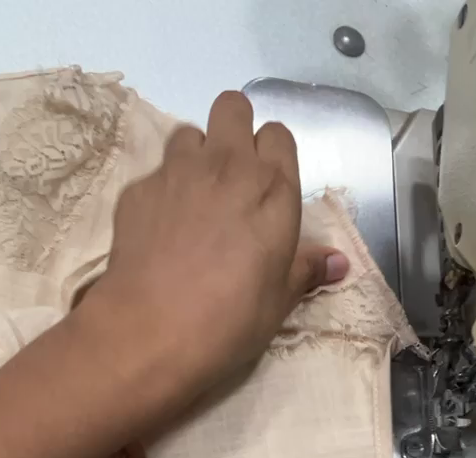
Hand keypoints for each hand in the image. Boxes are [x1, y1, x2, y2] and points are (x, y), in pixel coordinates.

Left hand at [76, 90, 348, 412]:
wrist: (151, 332)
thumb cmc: (229, 321)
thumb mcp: (278, 303)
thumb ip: (305, 271)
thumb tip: (338, 262)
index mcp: (272, 189)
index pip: (279, 136)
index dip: (273, 155)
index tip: (268, 187)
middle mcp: (226, 166)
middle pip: (233, 107)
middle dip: (234, 130)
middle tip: (232, 177)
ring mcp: (176, 172)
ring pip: (190, 133)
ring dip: (196, 157)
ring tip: (195, 201)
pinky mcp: (137, 189)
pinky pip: (156, 173)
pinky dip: (163, 192)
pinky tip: (161, 231)